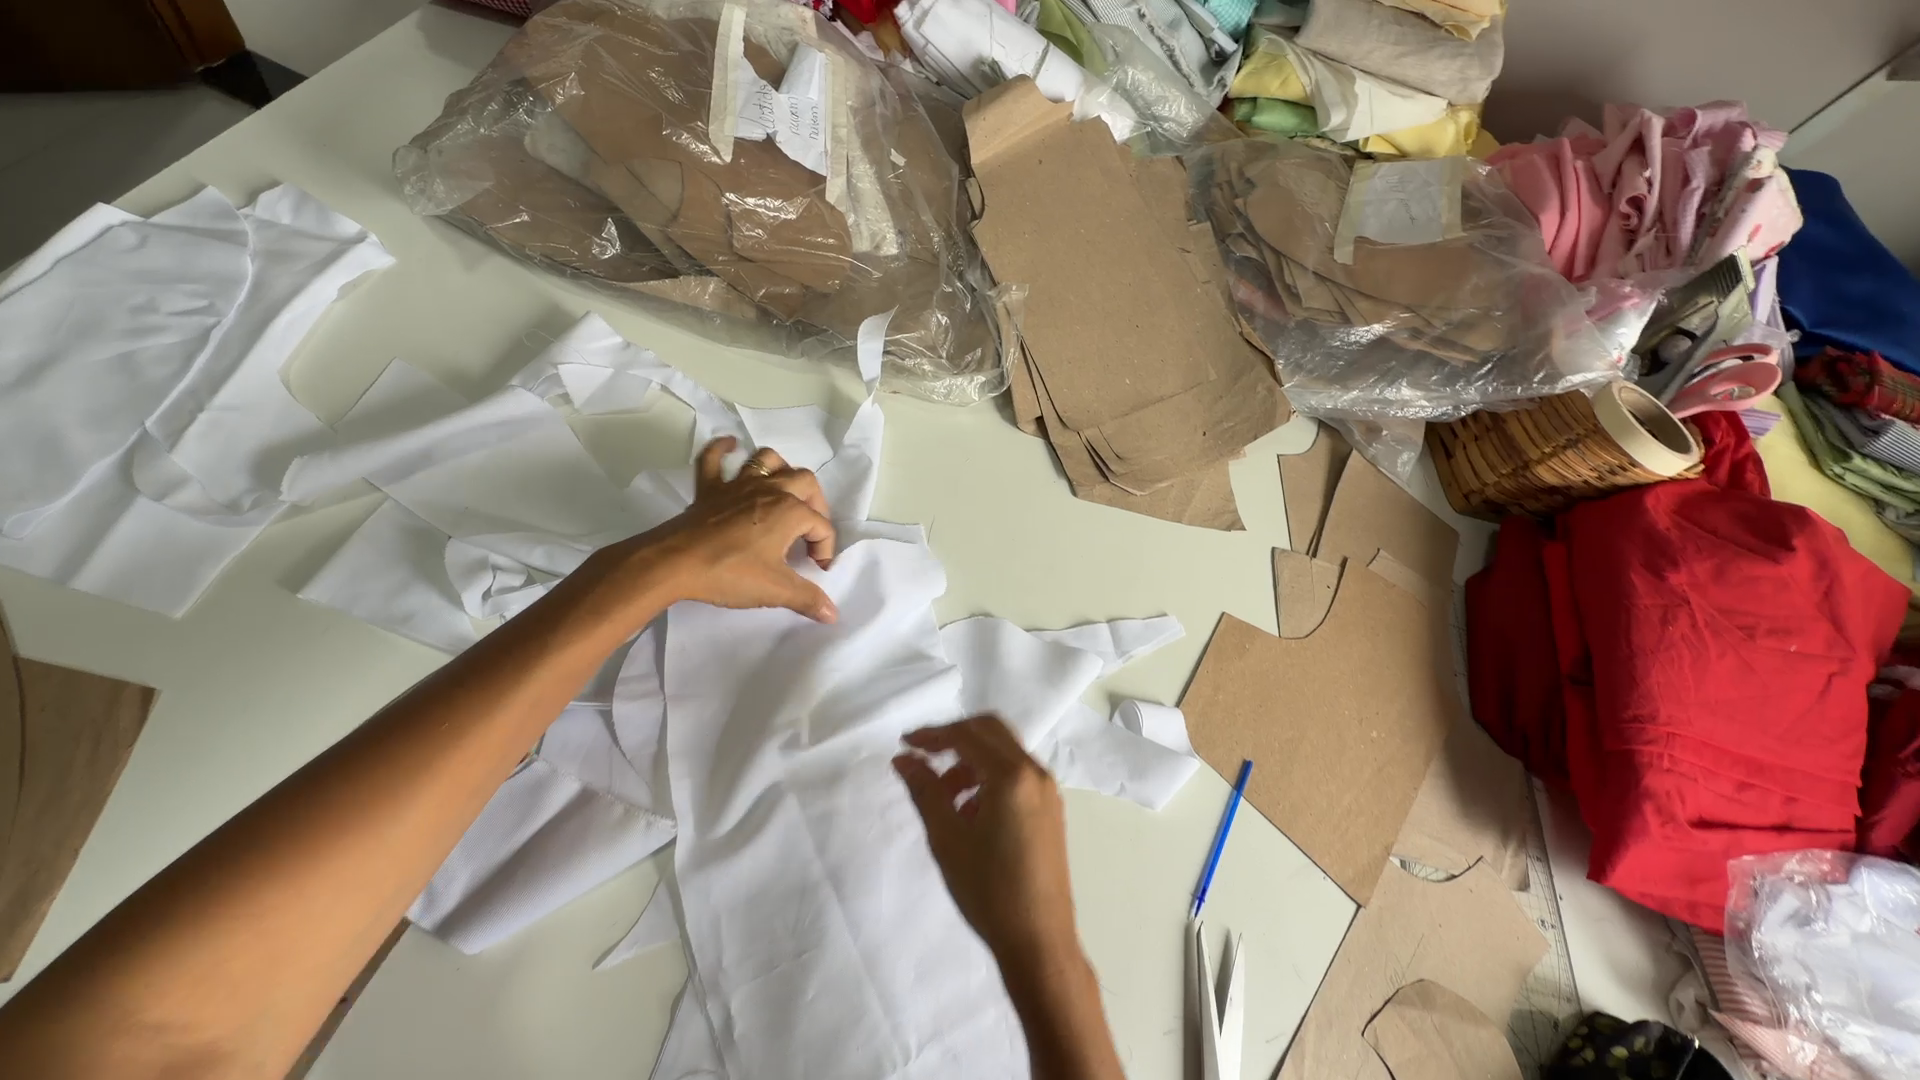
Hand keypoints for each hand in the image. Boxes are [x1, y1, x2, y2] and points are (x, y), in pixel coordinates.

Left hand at [573, 437, 838, 625]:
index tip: (818, 569)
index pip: (821, 526)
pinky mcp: (710, 489)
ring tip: (784, 489)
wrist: (675, 563)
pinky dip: (722, 450)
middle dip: (816, 503)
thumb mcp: (775, 590)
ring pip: (767, 460)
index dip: (825, 549)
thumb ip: (808, 598)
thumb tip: (833, 614)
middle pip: (805, 482)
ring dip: (781, 469)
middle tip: (810, 530)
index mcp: (790, 511)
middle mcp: (769, 489)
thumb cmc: (730, 573)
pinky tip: (730, 446)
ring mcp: (737, 485)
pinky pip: (714, 459)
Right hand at [893, 715, 1077, 966]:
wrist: (1039, 940)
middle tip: (922, 757)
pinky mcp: (1050, 810)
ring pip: (1004, 752)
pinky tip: (969, 813)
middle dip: (954, 738)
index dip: (932, 735)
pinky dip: (989, 778)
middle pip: (991, 731)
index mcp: (1012, 775)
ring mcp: (1048, 791)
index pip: (967, 735)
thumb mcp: (946, 838)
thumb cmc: (987, 890)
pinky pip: (1016, 775)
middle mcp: (1035, 773)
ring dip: (971, 760)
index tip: (904, 745)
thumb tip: (903, 758)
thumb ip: (925, 790)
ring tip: (944, 798)